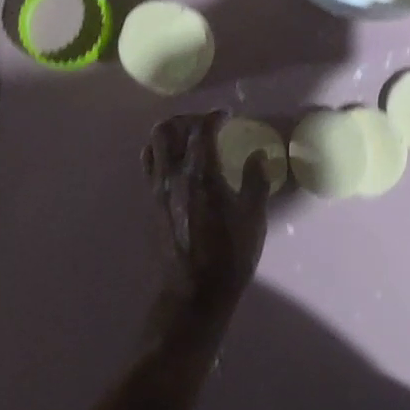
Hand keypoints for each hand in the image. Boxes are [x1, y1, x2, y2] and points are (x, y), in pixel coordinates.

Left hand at [142, 111, 266, 317]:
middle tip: (206, 124)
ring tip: (189, 139)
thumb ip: (255, 181)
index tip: (227, 115)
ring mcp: (157, 190)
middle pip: (167, 130)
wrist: (194, 294)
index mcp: (201, 174)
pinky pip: (150, 166)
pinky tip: (179, 165)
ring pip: (153, 146)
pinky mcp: (151, 204)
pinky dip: (162, 154)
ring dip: (170, 134)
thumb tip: (259, 155)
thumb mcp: (253, 217)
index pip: (201, 130)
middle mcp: (173, 176)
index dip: (214, 116)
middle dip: (186, 119)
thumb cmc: (230, 255)